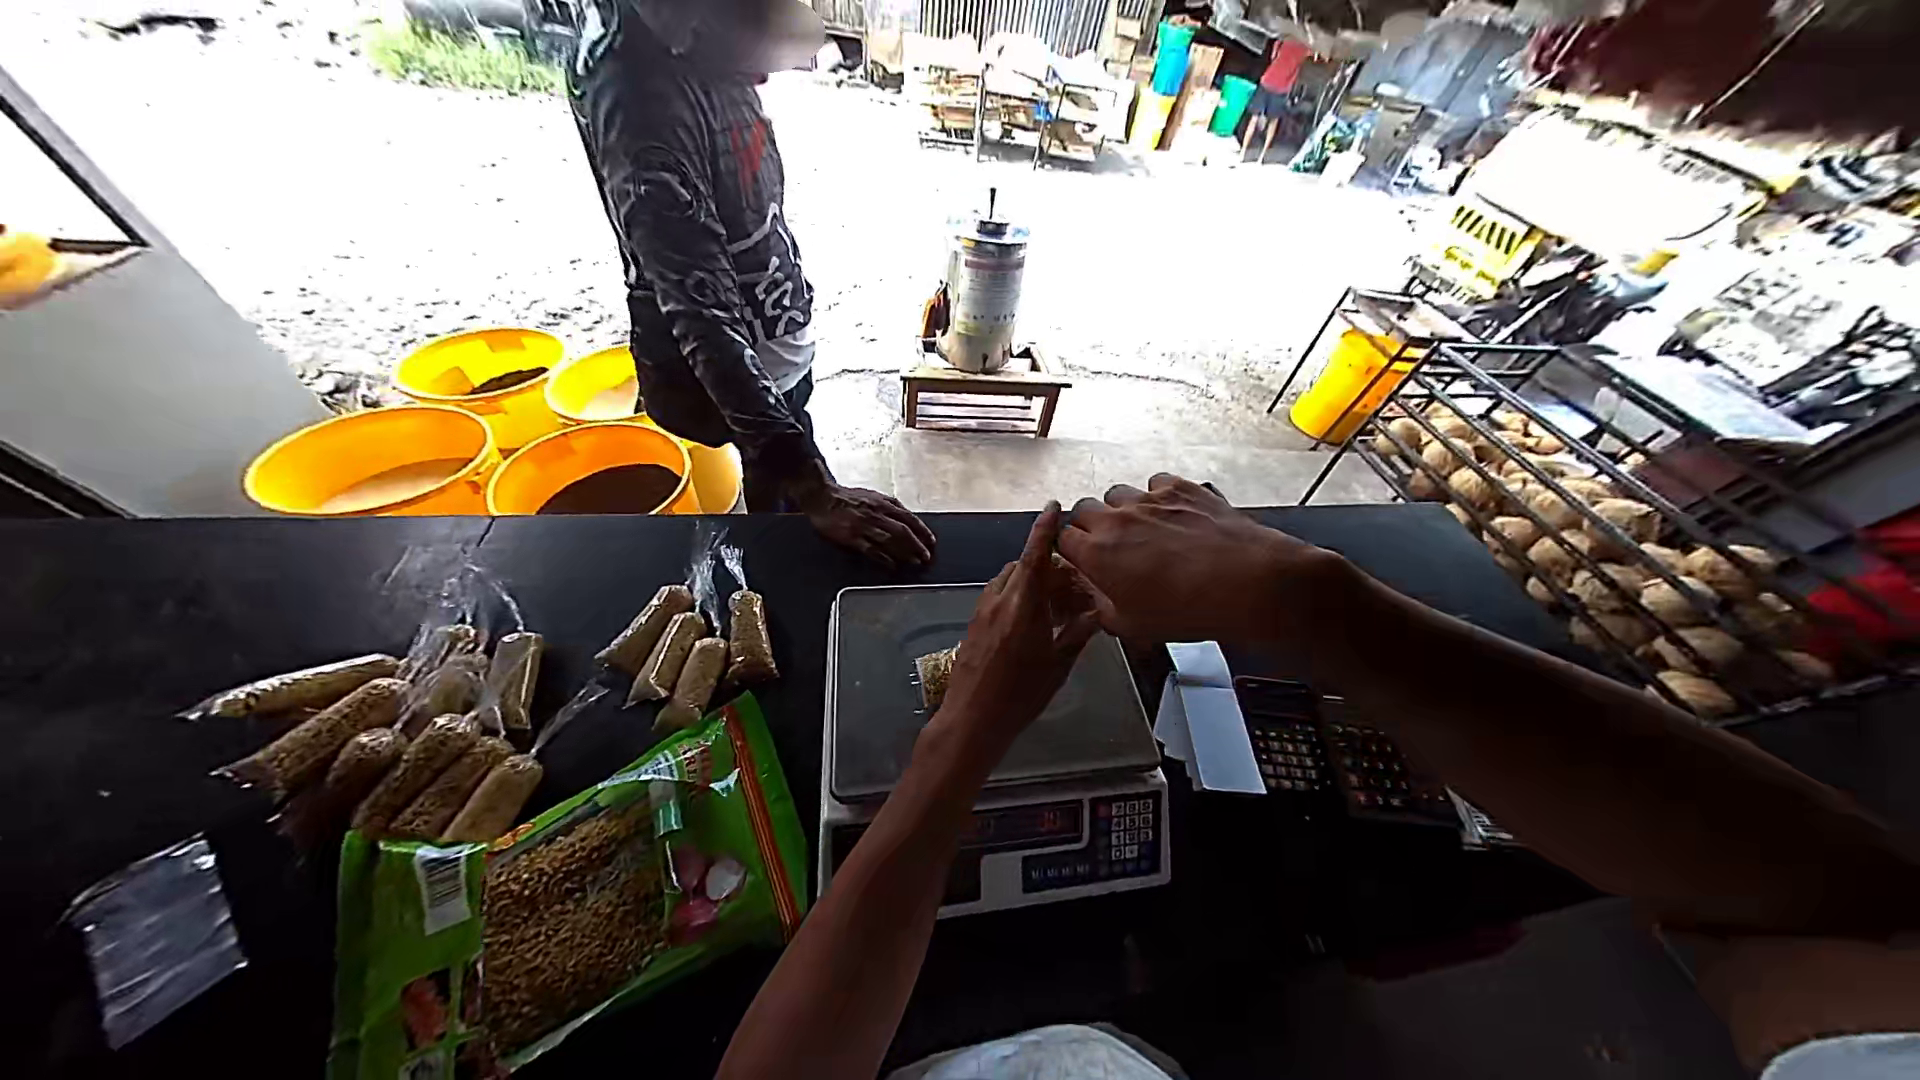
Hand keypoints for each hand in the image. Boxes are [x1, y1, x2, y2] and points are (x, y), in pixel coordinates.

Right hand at [801, 483, 935, 569]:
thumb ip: (891, 506)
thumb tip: (908, 517)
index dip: (922, 531)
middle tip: (927, 557)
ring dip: (905, 552)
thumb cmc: (848, 498)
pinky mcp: (851, 537)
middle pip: (902, 531)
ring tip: (915, 562)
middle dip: (917, 545)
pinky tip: (892, 565)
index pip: (909, 518)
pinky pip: (870, 549)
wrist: (822, 498)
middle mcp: (876, 514)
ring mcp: (863, 526)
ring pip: (889, 541)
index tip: (931, 541)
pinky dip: (883, 558)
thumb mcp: (874, 496)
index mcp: (883, 503)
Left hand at [936, 502, 1100, 753]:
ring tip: (1054, 607)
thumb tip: (1096, 615)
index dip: (1044, 529)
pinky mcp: (974, 623)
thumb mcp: (1058, 664)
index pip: (1035, 555)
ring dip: (1030, 582)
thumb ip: (1077, 634)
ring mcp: (983, 611)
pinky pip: (999, 597)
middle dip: (1047, 567)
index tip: (1052, 507)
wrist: (973, 717)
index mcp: (1023, 604)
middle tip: (1071, 587)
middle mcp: (999, 599)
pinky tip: (1032, 623)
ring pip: (1009, 581)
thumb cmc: (1020, 693)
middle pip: (1024, 567)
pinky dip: (1017, 597)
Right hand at [1059, 473, 1348, 643]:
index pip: (1062, 539)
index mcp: (1098, 554)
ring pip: (1117, 493)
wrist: (1248, 584)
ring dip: (1121, 508)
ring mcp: (1149, 500)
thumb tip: (1100, 605)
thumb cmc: (1191, 608)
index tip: (1081, 558)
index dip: (1070, 549)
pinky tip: (1169, 513)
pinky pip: (1155, 482)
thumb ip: (1104, 612)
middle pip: (1084, 509)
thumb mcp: (1134, 627)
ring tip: (1139, 527)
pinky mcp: (1180, 489)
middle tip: (1108, 544)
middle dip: (1090, 525)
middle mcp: (1117, 520)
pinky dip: (1156, 494)